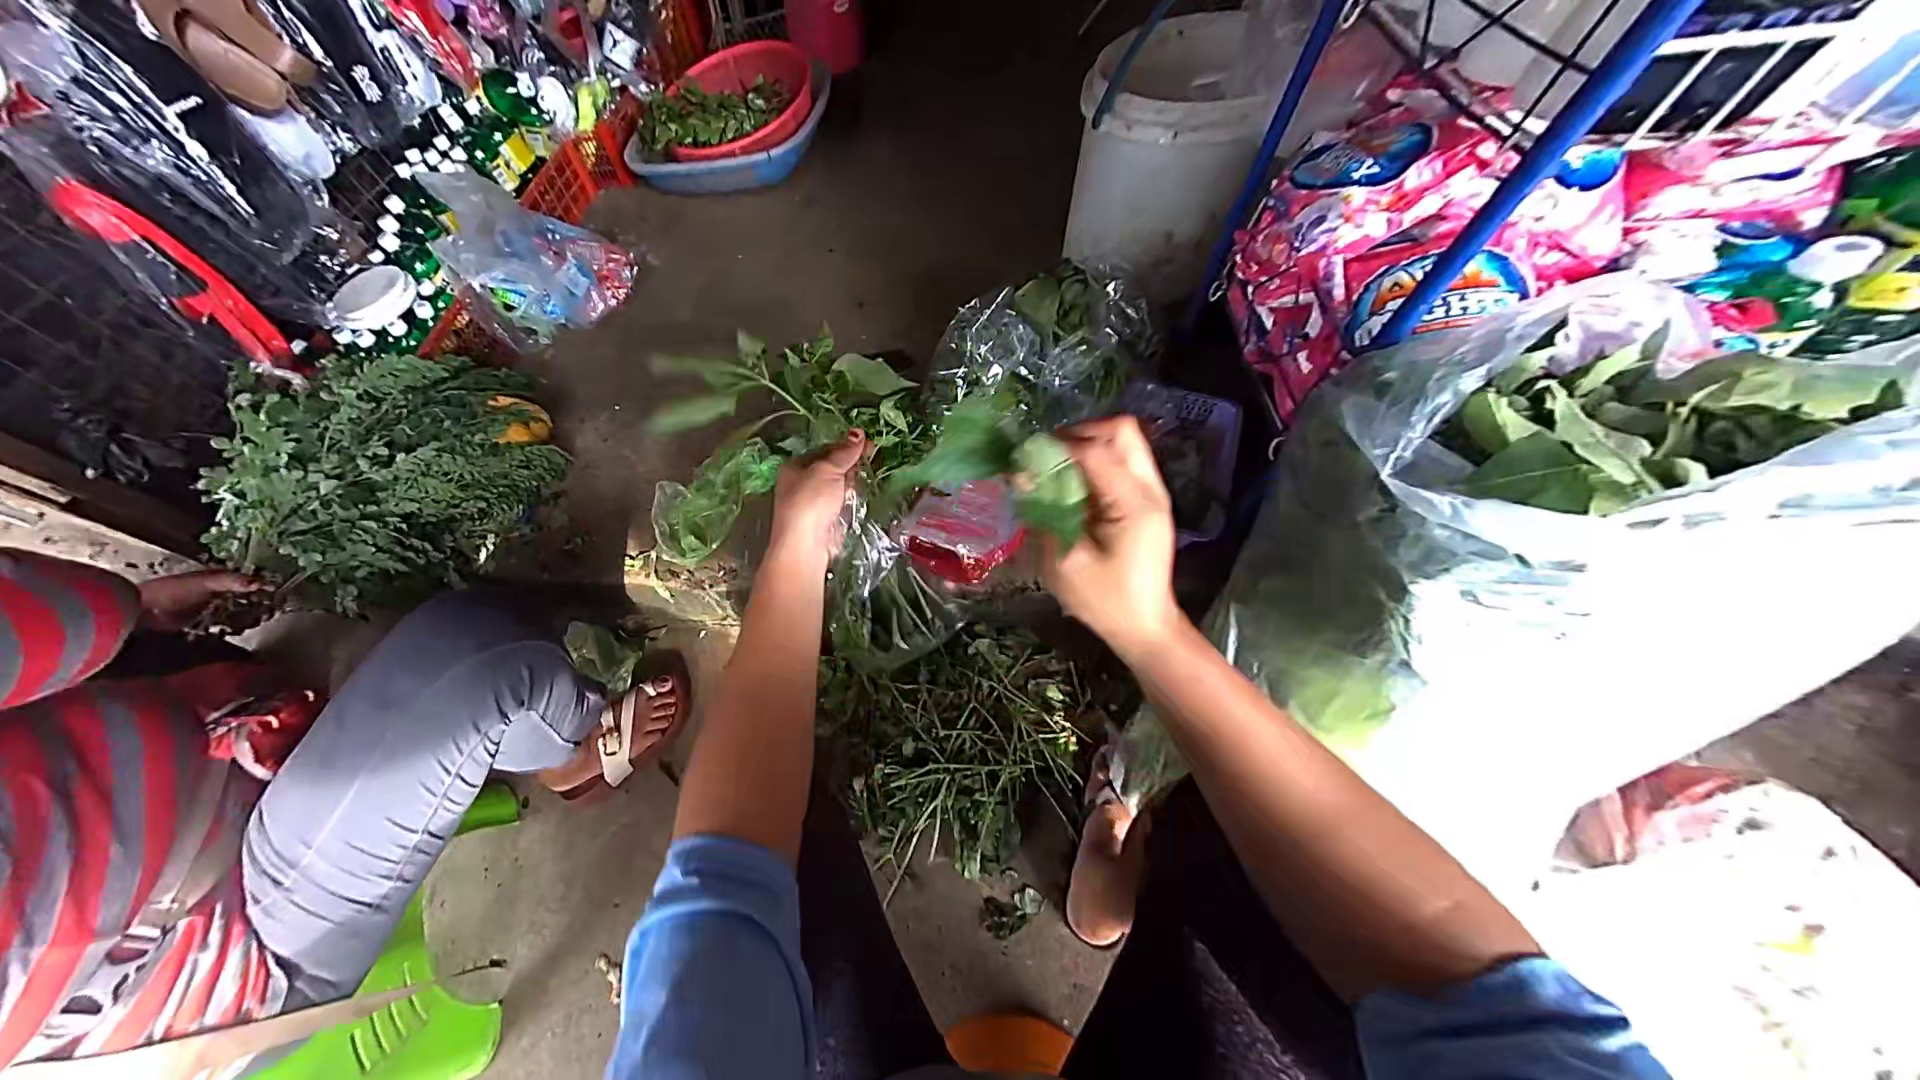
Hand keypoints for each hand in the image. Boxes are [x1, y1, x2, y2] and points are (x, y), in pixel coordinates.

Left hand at [137, 570, 263, 631]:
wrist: (136, 612)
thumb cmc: (170, 592)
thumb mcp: (202, 582)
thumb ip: (232, 581)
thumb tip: (260, 583)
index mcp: (221, 581)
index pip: (253, 583)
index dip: (266, 588)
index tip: (277, 594)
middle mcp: (221, 595)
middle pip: (252, 600)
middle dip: (262, 606)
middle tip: (269, 611)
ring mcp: (214, 611)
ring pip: (244, 614)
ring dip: (251, 618)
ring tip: (252, 621)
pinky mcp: (207, 627)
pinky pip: (230, 627)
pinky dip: (237, 628)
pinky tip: (236, 629)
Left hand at [768, 430, 865, 566]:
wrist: (807, 542)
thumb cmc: (811, 499)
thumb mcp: (828, 469)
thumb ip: (844, 452)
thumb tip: (858, 433)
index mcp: (796, 466)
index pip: (824, 449)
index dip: (845, 444)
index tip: (866, 441)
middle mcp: (803, 483)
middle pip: (832, 466)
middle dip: (851, 461)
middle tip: (873, 454)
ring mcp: (815, 501)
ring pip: (839, 484)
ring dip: (853, 479)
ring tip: (870, 471)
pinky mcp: (827, 517)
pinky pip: (843, 500)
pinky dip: (852, 496)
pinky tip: (861, 492)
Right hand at [1041, 416, 1185, 659]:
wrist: (1145, 626)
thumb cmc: (1106, 602)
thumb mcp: (1065, 565)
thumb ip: (1043, 516)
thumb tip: (1020, 476)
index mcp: (1135, 505)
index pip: (1096, 452)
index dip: (1057, 448)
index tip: (1025, 459)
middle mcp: (1150, 490)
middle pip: (1122, 430)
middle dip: (1079, 434)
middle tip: (1047, 457)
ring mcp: (1153, 493)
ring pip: (1124, 441)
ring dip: (1087, 445)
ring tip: (1056, 469)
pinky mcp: (1146, 500)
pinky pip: (1122, 461)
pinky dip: (1094, 462)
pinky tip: (1071, 486)